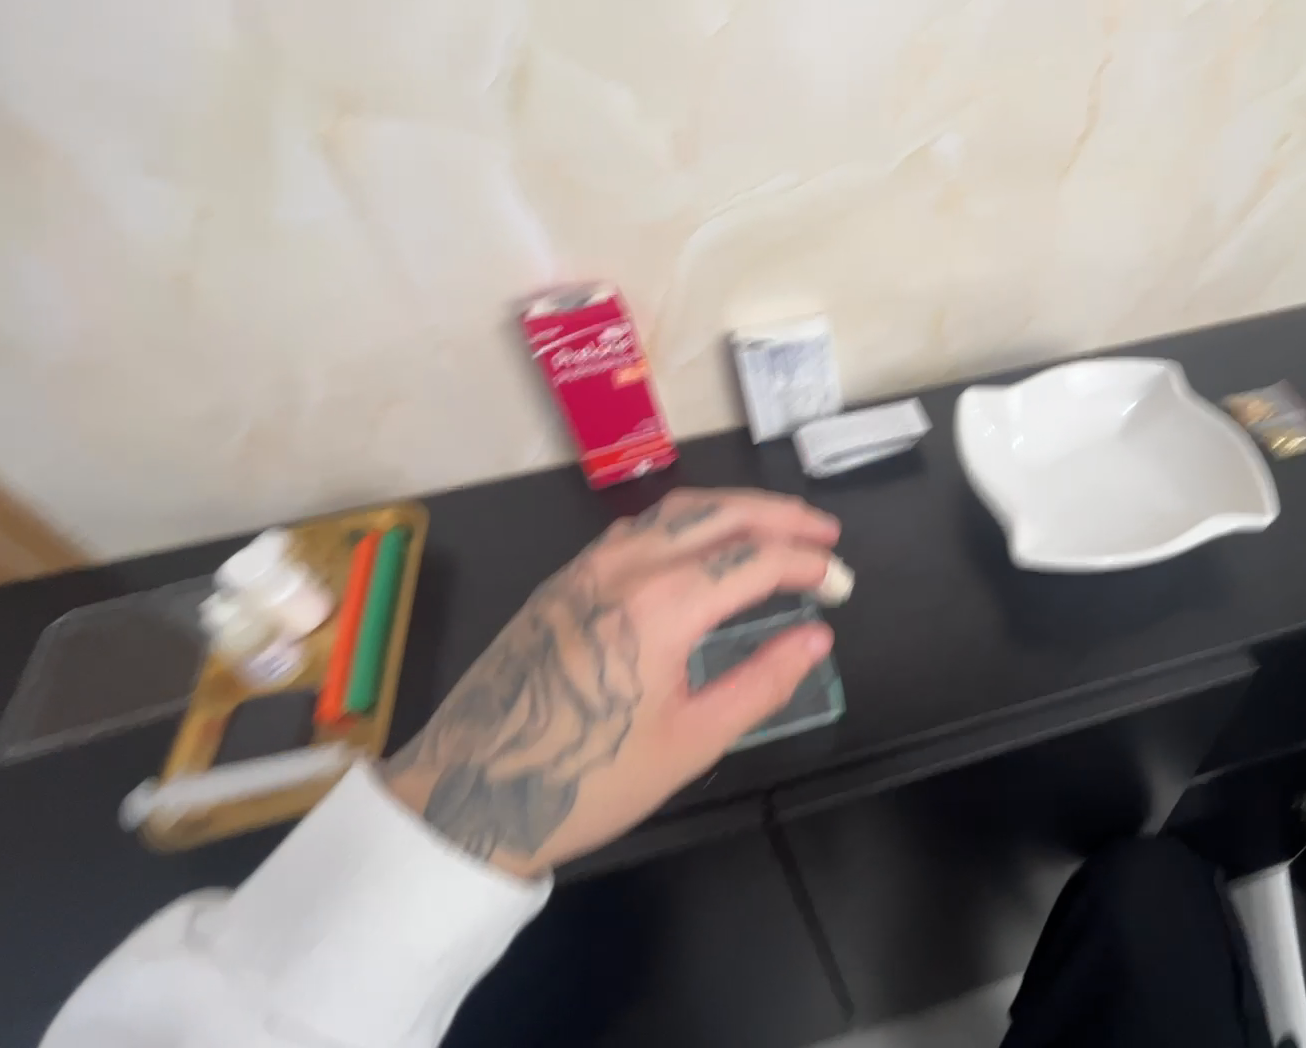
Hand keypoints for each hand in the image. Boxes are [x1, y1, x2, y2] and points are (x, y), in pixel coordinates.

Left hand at [382, 488, 840, 877]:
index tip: (841, 582)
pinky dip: (691, 521)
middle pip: (720, 513)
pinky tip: (704, 542)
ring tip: (777, 525)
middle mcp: (626, 566)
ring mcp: (589, 566)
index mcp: (662, 605)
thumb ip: (762, 682)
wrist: (463, 796)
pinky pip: (641, 527)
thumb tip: (818, 638)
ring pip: (676, 510)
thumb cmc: (588, 779)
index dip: (808, 565)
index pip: (755, 559)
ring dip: (735, 510)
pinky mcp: (567, 578)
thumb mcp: (692, 742)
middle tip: (825, 531)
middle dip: (781, 515)